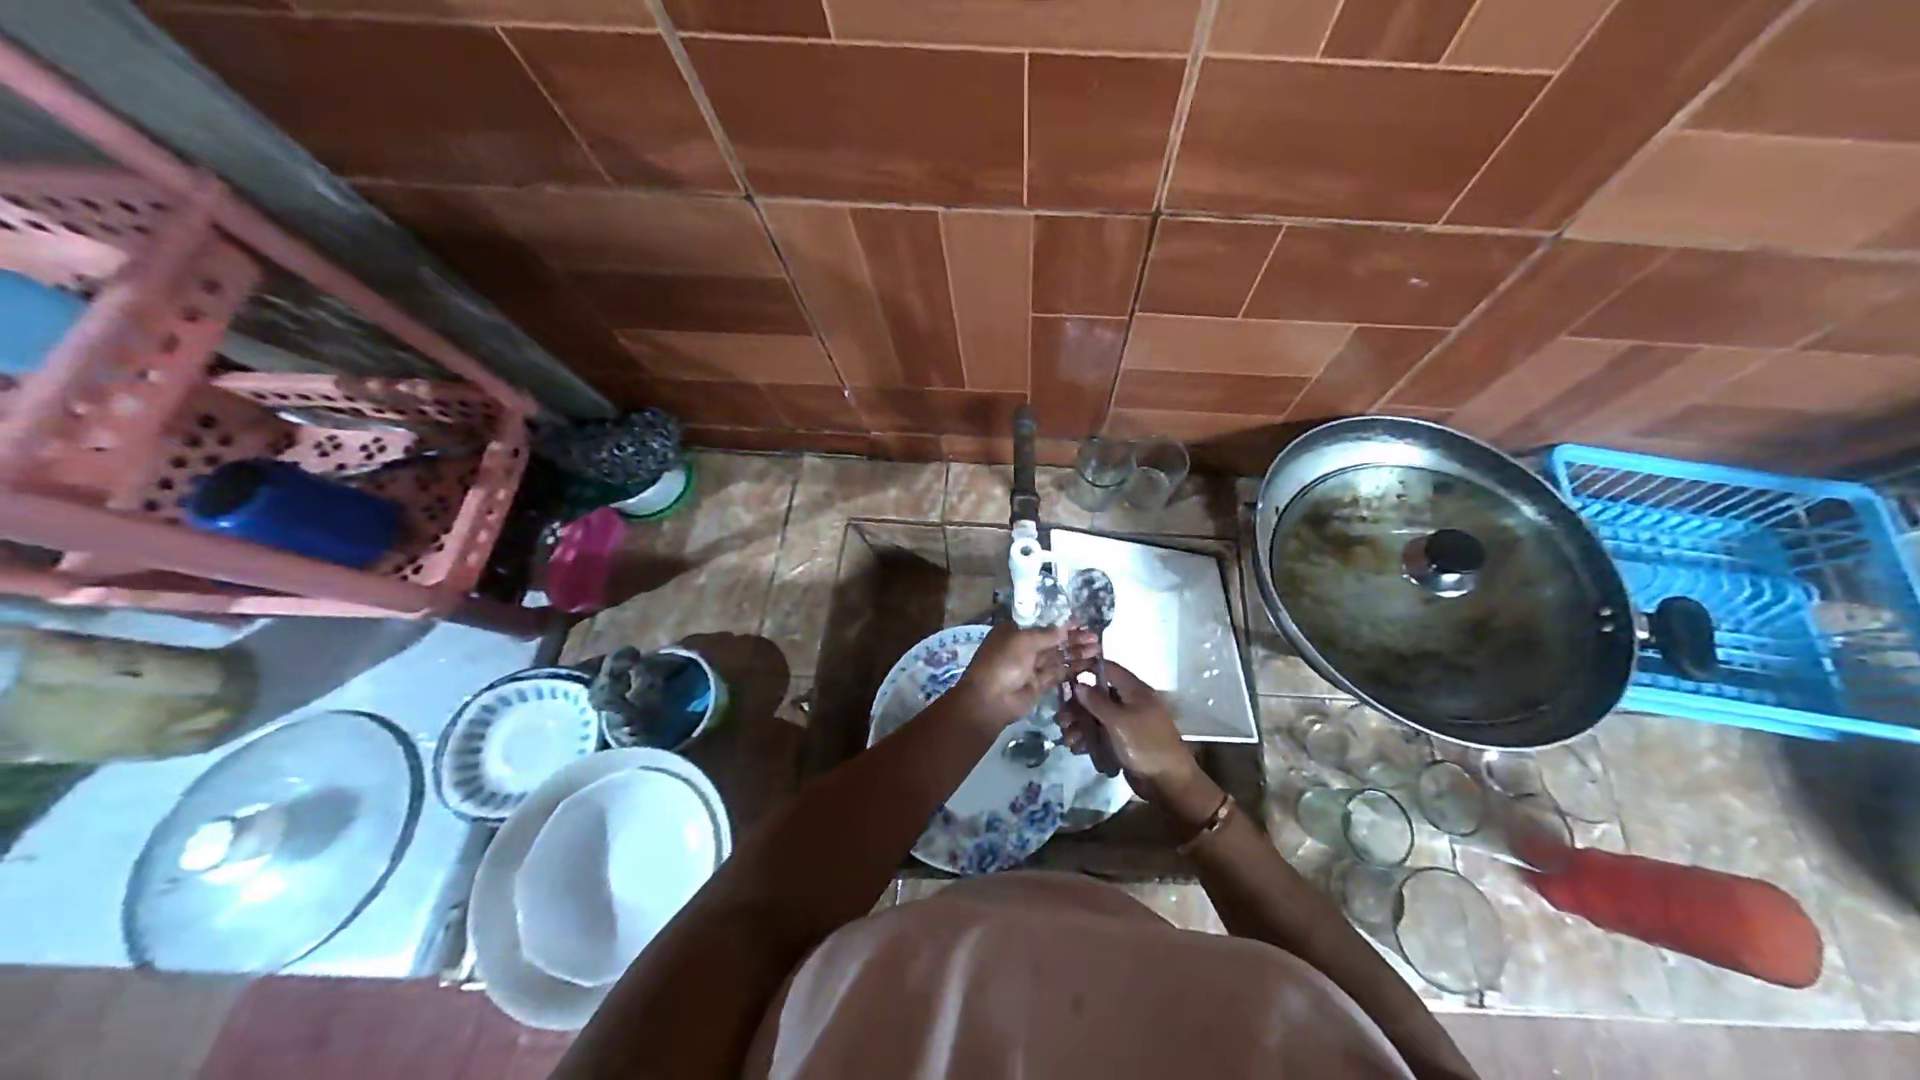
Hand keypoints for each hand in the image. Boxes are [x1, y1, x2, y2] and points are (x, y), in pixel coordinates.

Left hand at [951, 622, 1098, 729]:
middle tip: (1097, 637)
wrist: (990, 701)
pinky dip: (1074, 669)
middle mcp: (1024, 647)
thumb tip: (1065, 626)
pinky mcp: (1040, 684)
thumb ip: (1046, 634)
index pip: (1043, 624)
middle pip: (1053, 640)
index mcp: (1015, 632)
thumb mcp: (1022, 642)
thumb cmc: (1002, 663)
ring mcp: (1032, 666)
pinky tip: (1090, 665)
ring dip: (1077, 653)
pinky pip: (1059, 673)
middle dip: (1074, 639)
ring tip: (1099, 650)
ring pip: (1058, 657)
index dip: (1062, 623)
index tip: (1083, 622)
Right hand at [1060, 662, 1221, 828]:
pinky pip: (1101, 734)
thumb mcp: (1118, 720)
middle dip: (1077, 707)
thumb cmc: (1144, 744)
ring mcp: (1127, 723)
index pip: (1107, 669)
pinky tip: (1077, 749)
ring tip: (1068, 739)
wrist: (1168, 781)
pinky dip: (1089, 739)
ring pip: (1096, 717)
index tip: (1064, 676)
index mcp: (1134, 690)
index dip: (1086, 669)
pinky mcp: (1123, 741)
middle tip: (1061, 719)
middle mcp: (1130, 702)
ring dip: (1079, 726)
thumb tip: (1078, 684)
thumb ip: (1096, 701)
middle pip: (1097, 696)